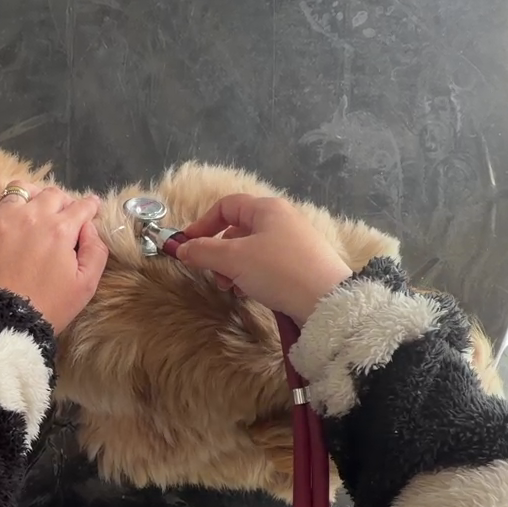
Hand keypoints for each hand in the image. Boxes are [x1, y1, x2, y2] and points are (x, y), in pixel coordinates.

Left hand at [0, 176, 108, 330]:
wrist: (4, 320)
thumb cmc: (49, 306)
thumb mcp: (86, 285)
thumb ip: (96, 251)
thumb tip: (90, 227)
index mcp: (62, 229)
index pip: (82, 207)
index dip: (89, 207)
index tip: (90, 210)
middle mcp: (33, 215)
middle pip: (53, 194)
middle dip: (63, 201)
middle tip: (63, 215)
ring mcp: (3, 218)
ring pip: (21, 189)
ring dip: (32, 194)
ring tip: (33, 205)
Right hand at [173, 193, 352, 321]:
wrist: (326, 300)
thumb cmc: (278, 270)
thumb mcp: (234, 260)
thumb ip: (203, 251)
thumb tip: (181, 248)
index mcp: (266, 209)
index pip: (226, 206)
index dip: (202, 224)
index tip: (187, 246)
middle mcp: (281, 219)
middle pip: (237, 230)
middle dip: (218, 253)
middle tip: (214, 276)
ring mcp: (294, 241)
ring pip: (250, 250)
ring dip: (233, 268)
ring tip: (233, 288)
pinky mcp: (301, 263)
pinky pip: (267, 263)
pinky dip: (252, 275)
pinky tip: (251, 292)